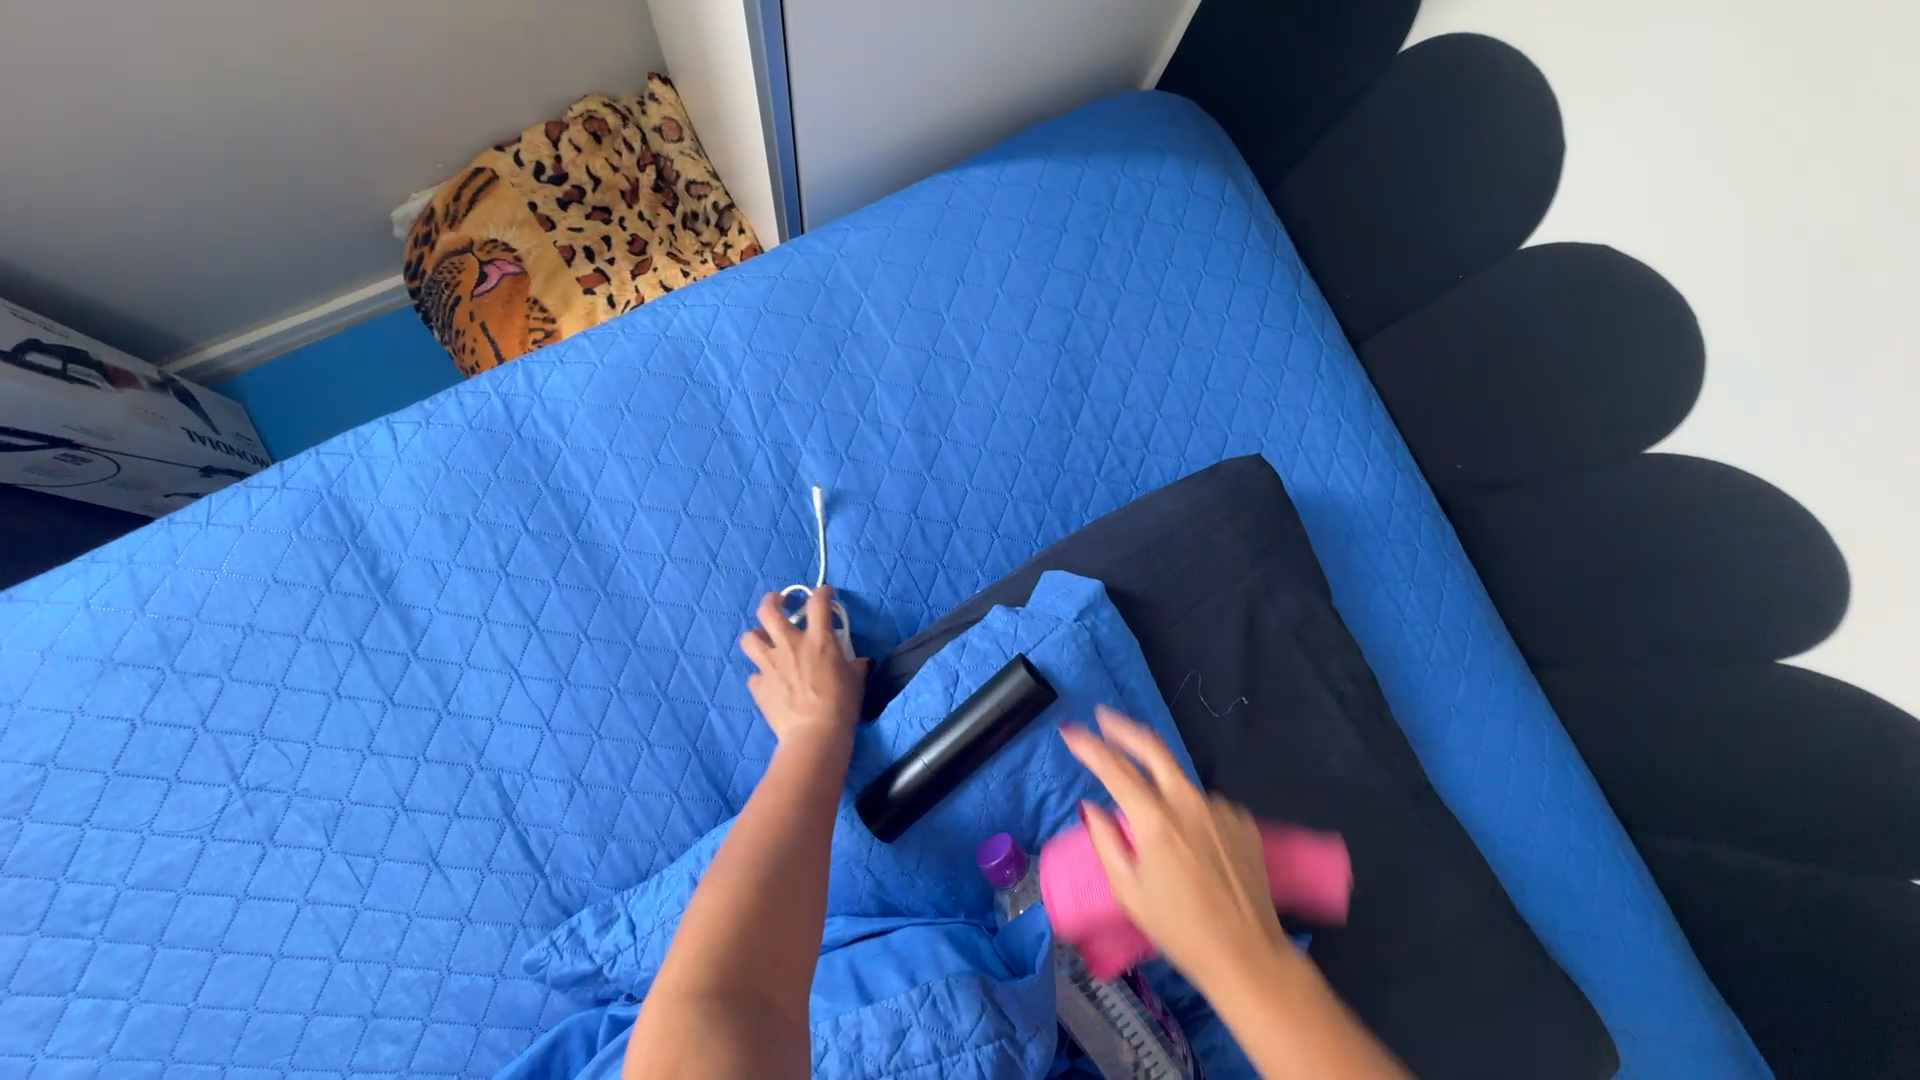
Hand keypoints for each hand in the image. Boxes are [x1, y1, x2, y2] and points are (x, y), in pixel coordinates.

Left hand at [740, 586, 869, 744]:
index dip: (821, 593)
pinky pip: (754, 676)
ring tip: (764, 640)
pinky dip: (761, 677)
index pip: (818, 603)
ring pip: (750, 638)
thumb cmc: (842, 704)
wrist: (815, 733)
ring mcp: (770, 664)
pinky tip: (768, 682)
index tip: (823, 592)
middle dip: (772, 600)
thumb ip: (855, 667)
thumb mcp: (856, 681)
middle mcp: (790, 645)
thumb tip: (861, 663)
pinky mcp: (759, 686)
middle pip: (769, 610)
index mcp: (818, 639)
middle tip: (778, 602)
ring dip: (756, 636)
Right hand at [1060, 706, 1285, 983]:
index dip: (1088, 746)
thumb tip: (1092, 807)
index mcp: (1156, 821)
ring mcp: (1221, 809)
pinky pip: (1206, 806)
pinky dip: (1190, 813)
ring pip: (1180, 784)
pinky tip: (1192, 845)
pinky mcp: (1243, 822)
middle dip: (1123, 728)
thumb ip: (1106, 841)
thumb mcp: (1128, 891)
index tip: (1070, 731)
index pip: (1114, 768)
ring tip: (1156, 824)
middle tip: (1103, 718)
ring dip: (1161, 786)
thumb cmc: (1178, 929)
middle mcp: (1189, 803)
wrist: (1247, 955)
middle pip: (1153, 749)